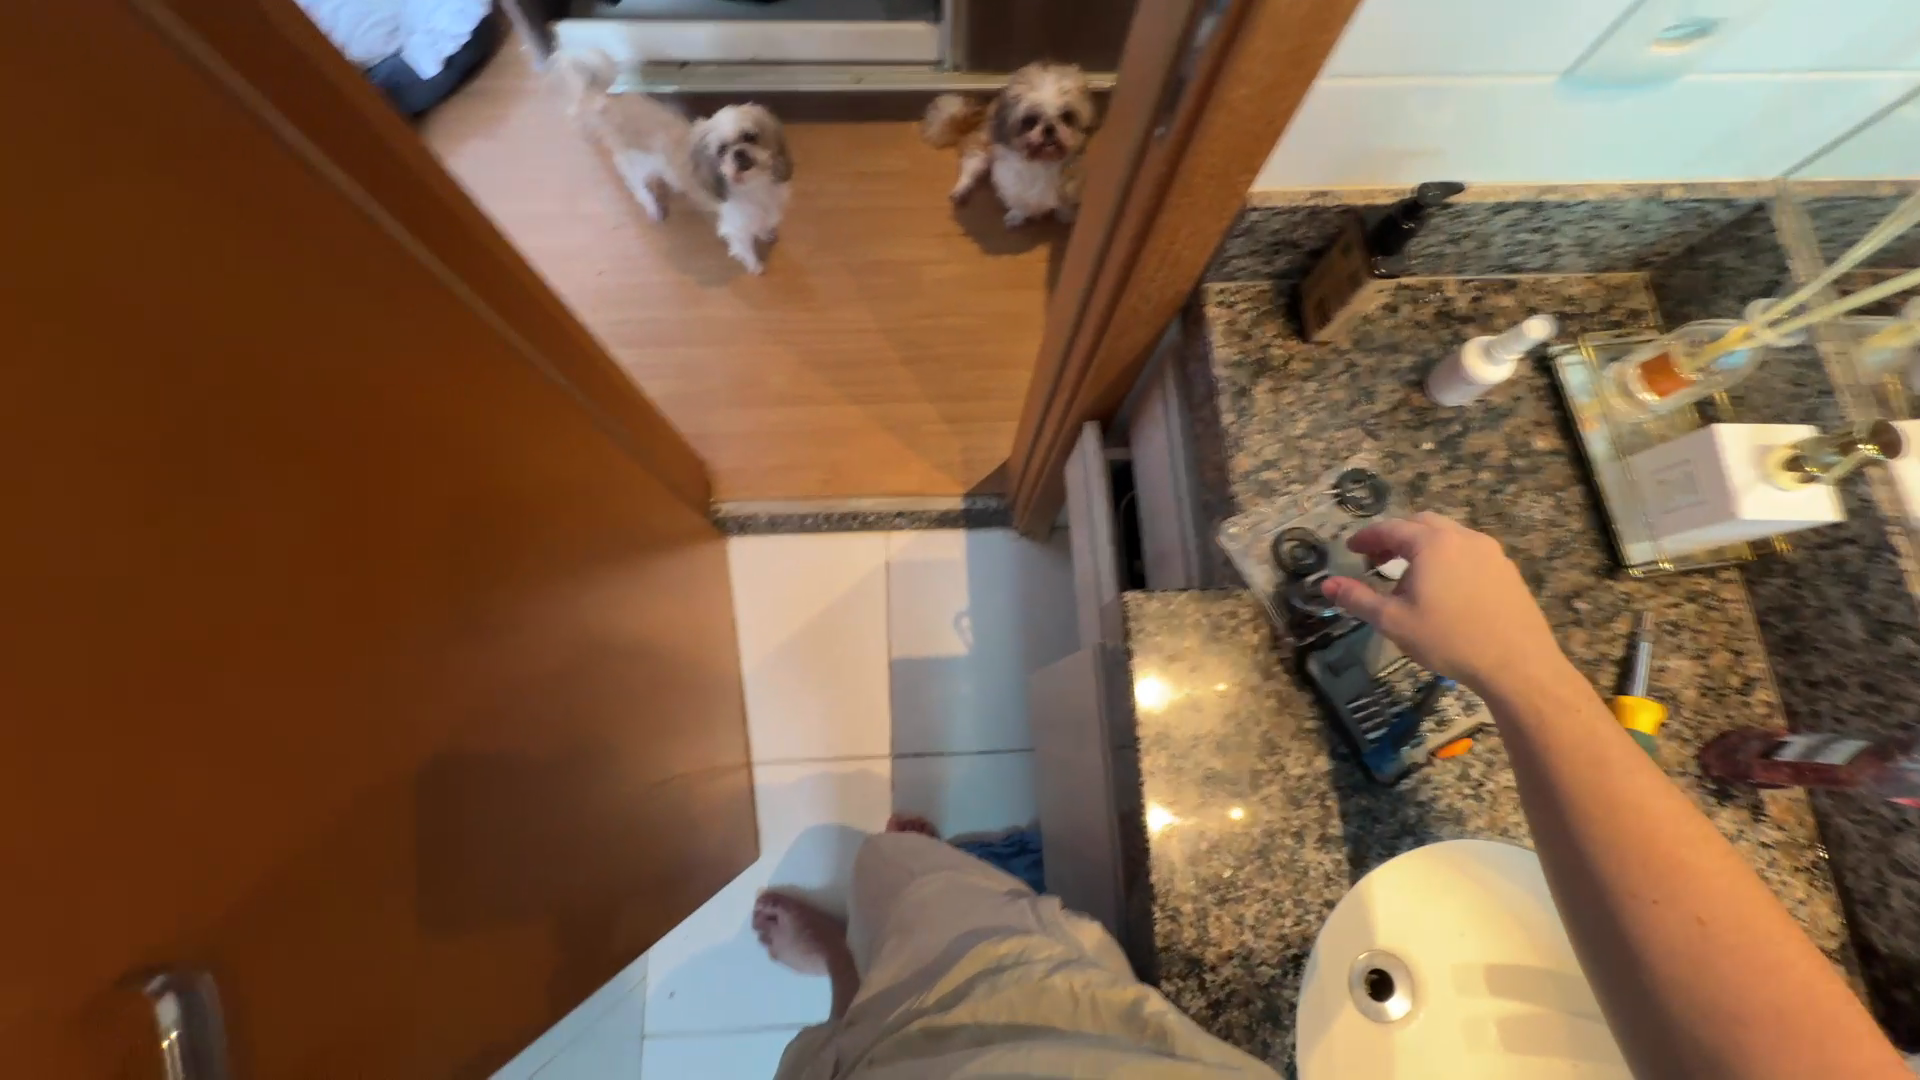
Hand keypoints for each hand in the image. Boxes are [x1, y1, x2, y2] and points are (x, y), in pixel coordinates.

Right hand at [1321, 512, 1567, 695]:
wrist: (1518, 665)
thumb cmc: (1449, 639)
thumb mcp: (1392, 621)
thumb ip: (1356, 598)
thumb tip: (1326, 585)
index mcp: (1432, 544)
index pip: (1390, 528)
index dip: (1366, 537)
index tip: (1351, 549)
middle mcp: (1463, 538)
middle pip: (1421, 524)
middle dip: (1394, 536)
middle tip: (1376, 558)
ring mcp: (1490, 553)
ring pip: (1448, 536)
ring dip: (1421, 546)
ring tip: (1408, 574)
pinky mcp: (1506, 571)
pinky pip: (1468, 552)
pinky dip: (1446, 558)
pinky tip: (1442, 588)